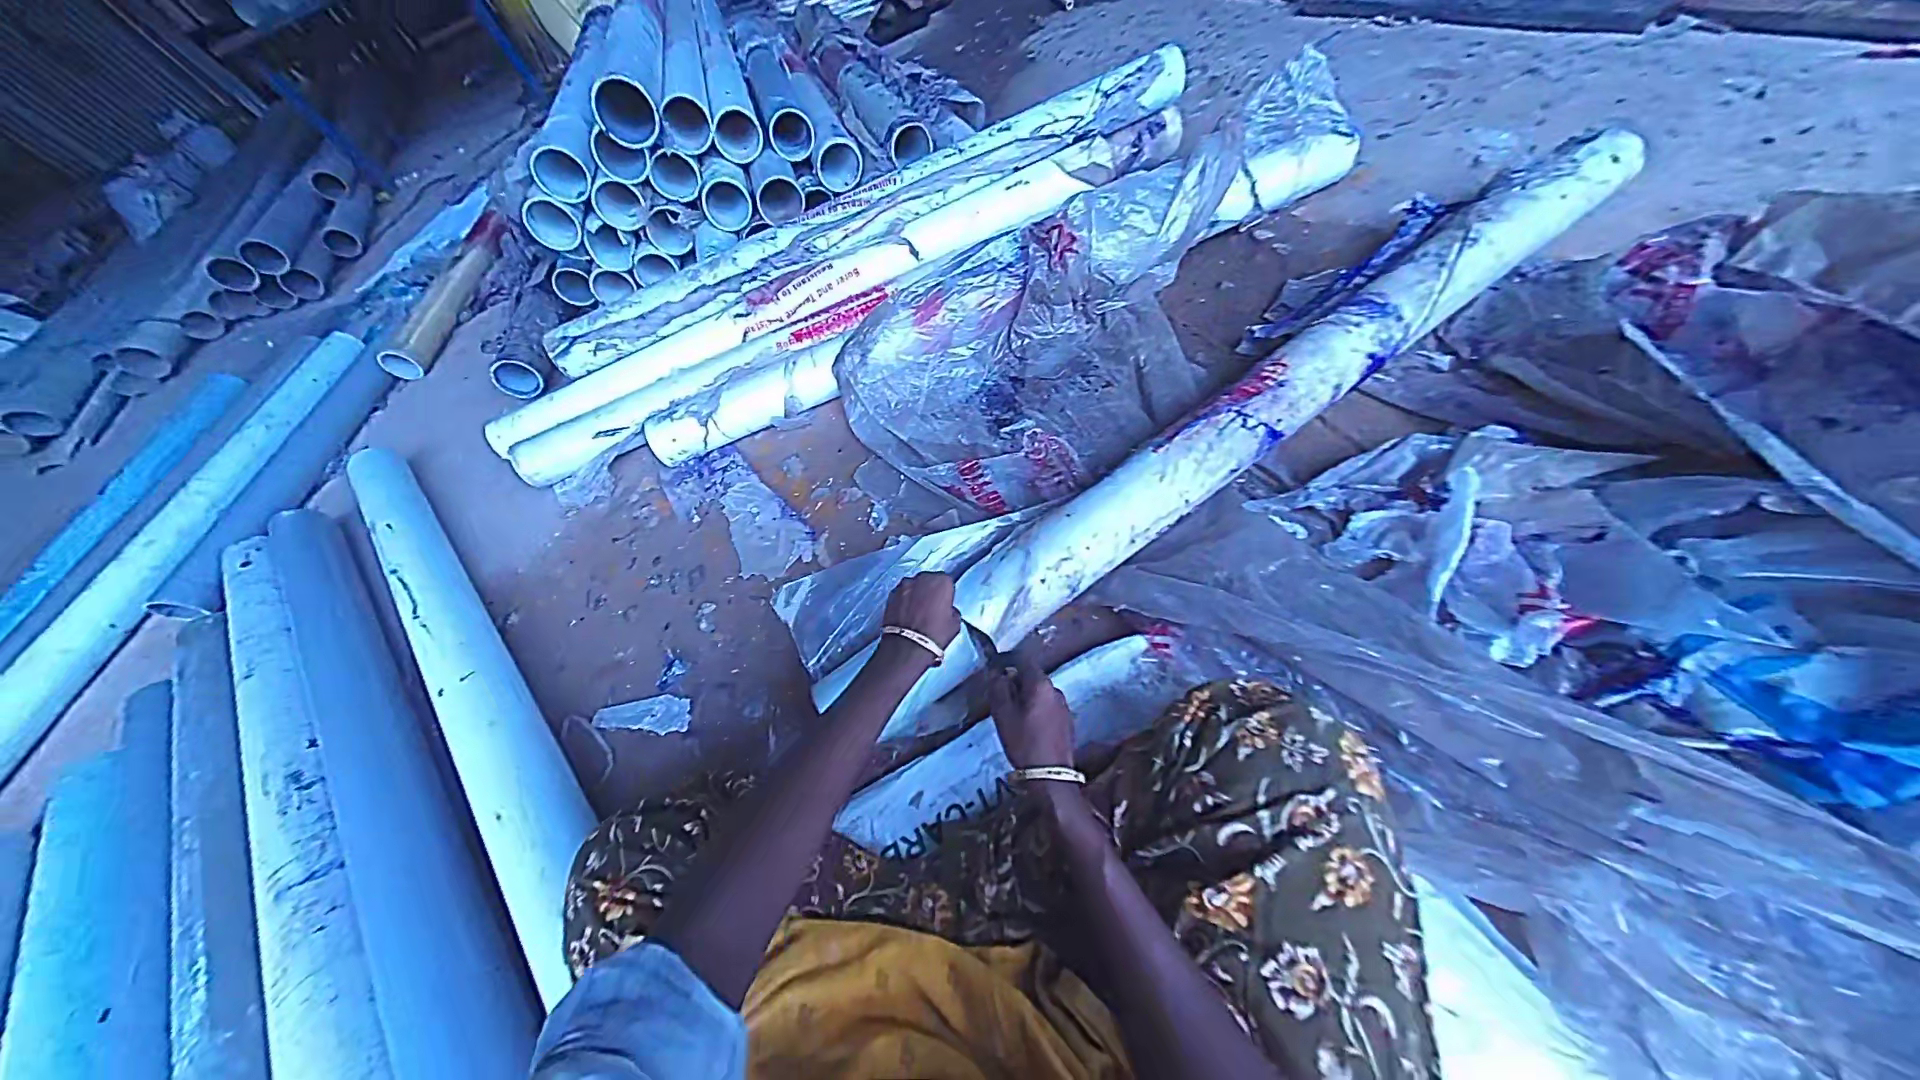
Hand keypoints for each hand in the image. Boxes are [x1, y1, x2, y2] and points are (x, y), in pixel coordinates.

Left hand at [881, 572, 960, 660]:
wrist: (908, 646)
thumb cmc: (933, 634)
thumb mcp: (955, 623)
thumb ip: (952, 610)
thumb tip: (947, 610)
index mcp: (941, 582)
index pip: (946, 581)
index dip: (946, 592)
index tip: (945, 602)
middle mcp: (922, 578)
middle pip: (928, 580)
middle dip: (930, 591)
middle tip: (931, 607)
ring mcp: (904, 585)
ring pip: (913, 586)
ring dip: (916, 594)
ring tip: (917, 612)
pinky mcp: (890, 594)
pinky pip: (901, 594)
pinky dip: (903, 601)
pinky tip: (906, 614)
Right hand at [986, 649, 1074, 770]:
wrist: (1050, 774)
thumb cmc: (1023, 741)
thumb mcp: (1003, 715)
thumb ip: (999, 689)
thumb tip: (998, 673)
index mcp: (1041, 684)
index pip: (1024, 661)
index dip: (1009, 663)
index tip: (997, 673)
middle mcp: (1056, 690)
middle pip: (1034, 677)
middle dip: (1018, 683)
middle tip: (1002, 698)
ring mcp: (1064, 706)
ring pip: (1041, 693)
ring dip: (1028, 698)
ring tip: (1015, 715)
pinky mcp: (1068, 721)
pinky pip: (1049, 707)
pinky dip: (1038, 710)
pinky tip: (1030, 726)